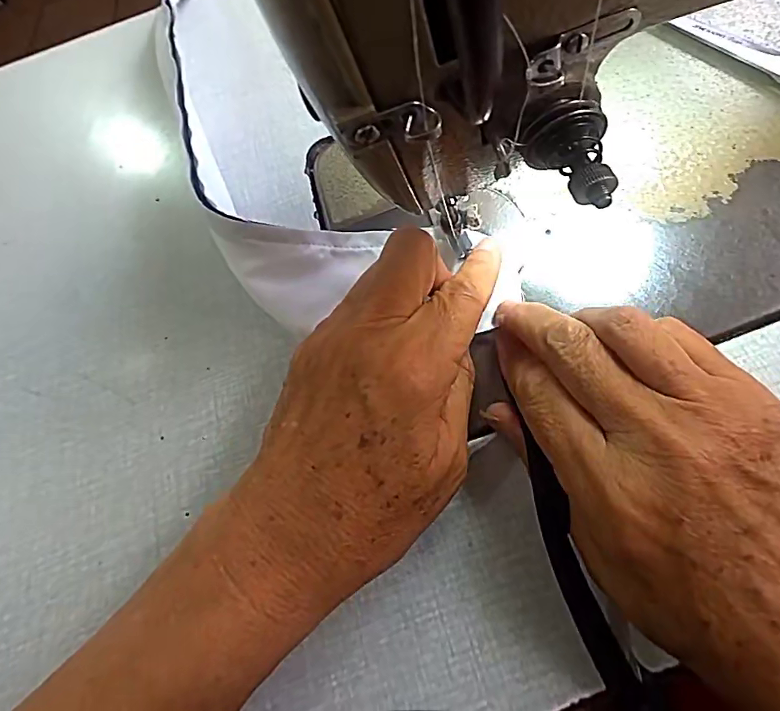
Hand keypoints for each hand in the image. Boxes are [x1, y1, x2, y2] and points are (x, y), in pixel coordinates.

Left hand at [230, 227, 501, 615]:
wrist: (288, 529)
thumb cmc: (373, 510)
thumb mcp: (447, 458)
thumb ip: (459, 387)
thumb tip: (458, 347)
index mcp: (415, 365)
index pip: (458, 291)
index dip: (482, 267)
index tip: (491, 253)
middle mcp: (371, 335)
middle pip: (410, 250)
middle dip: (439, 266)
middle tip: (446, 306)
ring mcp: (334, 333)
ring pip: (381, 268)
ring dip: (409, 285)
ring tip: (417, 334)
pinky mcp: (312, 343)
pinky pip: (359, 299)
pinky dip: (383, 309)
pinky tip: (386, 355)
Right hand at [485, 304, 779, 709]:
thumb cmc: (702, 600)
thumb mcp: (602, 552)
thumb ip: (550, 472)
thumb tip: (510, 416)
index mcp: (612, 488)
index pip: (543, 396)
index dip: (515, 360)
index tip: (505, 345)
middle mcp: (656, 436)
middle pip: (575, 350)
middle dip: (534, 323)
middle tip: (519, 314)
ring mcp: (706, 407)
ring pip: (627, 327)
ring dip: (587, 316)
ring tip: (572, 323)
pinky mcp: (744, 391)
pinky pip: (682, 335)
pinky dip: (645, 329)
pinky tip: (632, 340)